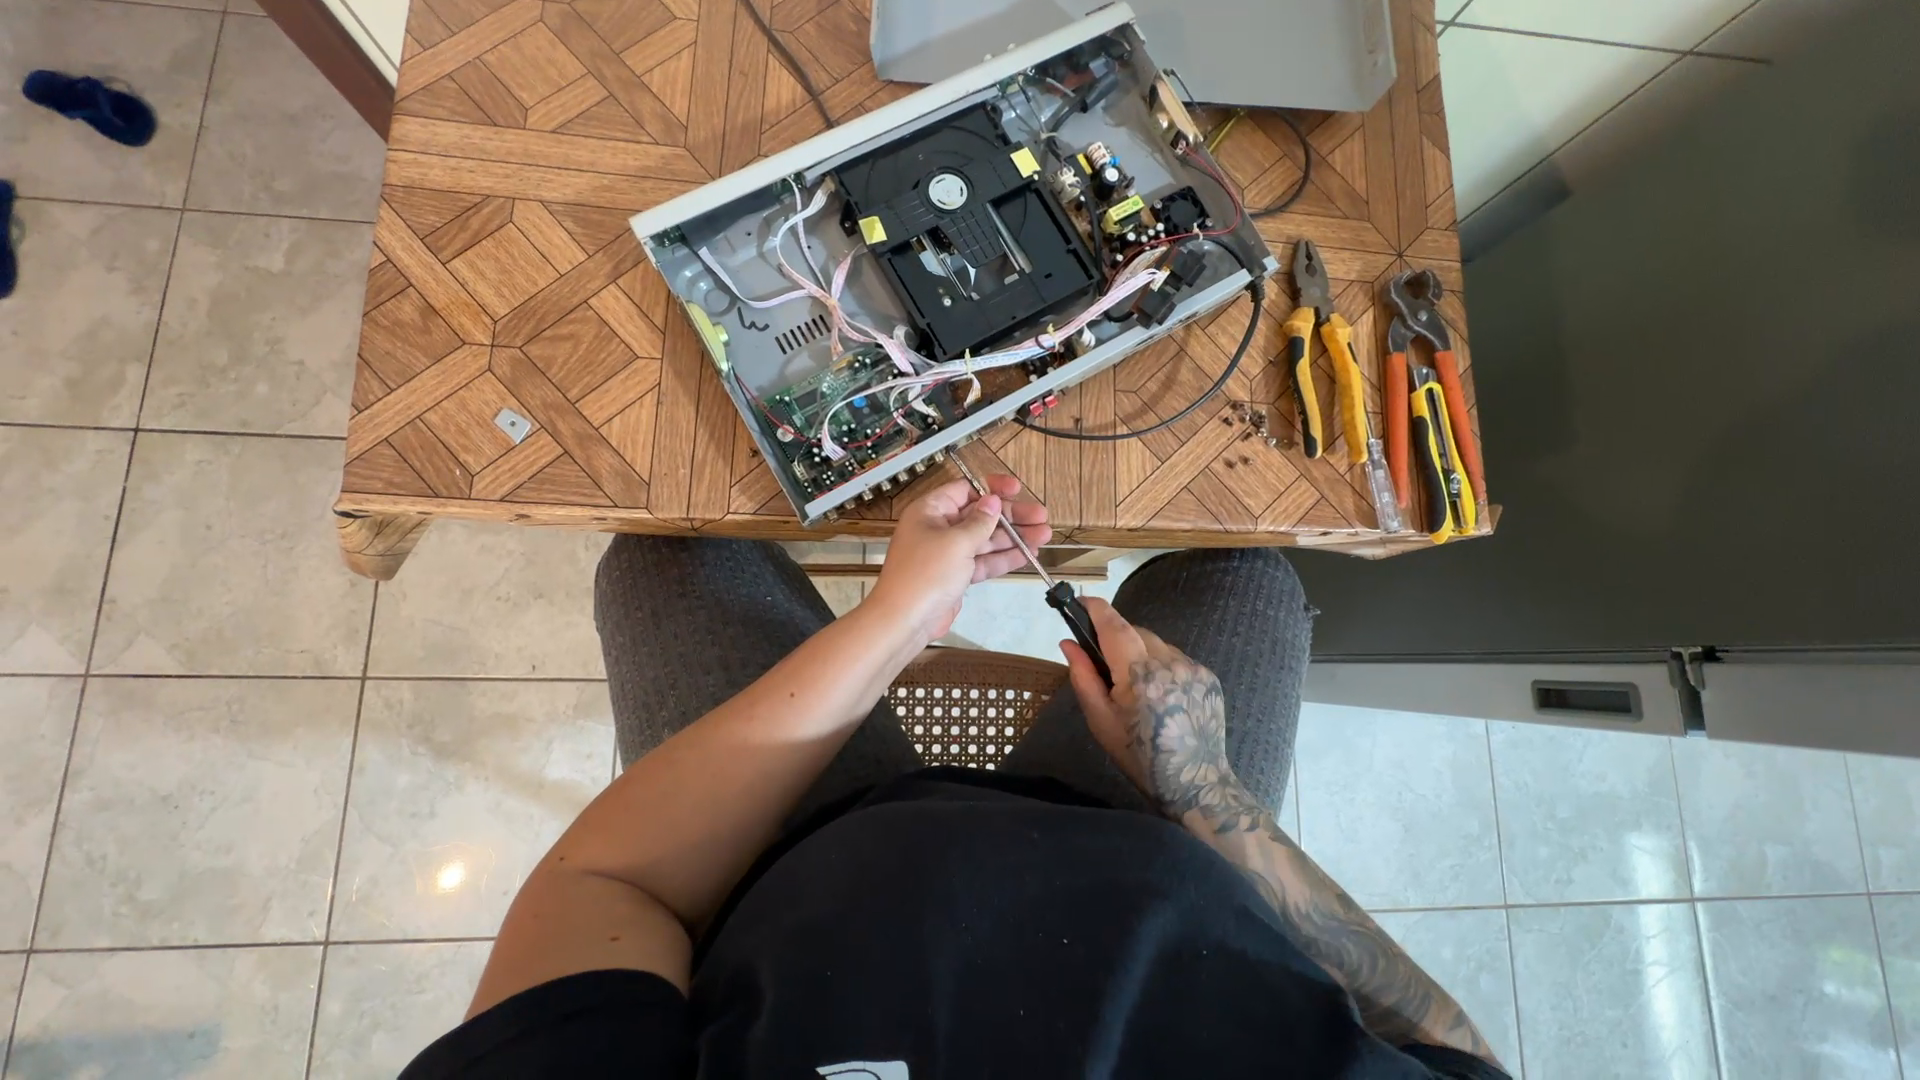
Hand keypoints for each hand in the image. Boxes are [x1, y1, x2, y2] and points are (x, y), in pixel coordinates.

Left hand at [865, 474, 1050, 645]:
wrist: (905, 620)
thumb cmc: (924, 575)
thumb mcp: (956, 542)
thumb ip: (980, 521)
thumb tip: (993, 501)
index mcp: (930, 510)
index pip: (965, 490)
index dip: (992, 488)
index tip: (1016, 489)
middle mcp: (938, 528)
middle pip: (980, 515)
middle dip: (1011, 516)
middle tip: (1040, 515)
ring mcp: (947, 553)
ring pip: (985, 539)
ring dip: (1014, 537)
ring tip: (1043, 534)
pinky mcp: (956, 575)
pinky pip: (983, 561)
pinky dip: (1004, 558)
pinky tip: (1027, 554)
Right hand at [1063, 600, 1263, 826]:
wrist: (1195, 782)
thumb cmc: (1138, 755)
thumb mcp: (1100, 720)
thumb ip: (1083, 676)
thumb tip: (1068, 642)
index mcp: (1138, 676)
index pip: (1115, 627)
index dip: (1096, 609)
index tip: (1080, 600)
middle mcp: (1168, 663)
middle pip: (1135, 631)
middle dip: (1115, 636)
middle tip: (1102, 659)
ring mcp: (1192, 667)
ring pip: (1155, 642)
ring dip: (1138, 650)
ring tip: (1132, 681)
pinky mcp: (1207, 675)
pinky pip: (1174, 656)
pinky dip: (1160, 663)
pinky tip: (1157, 690)